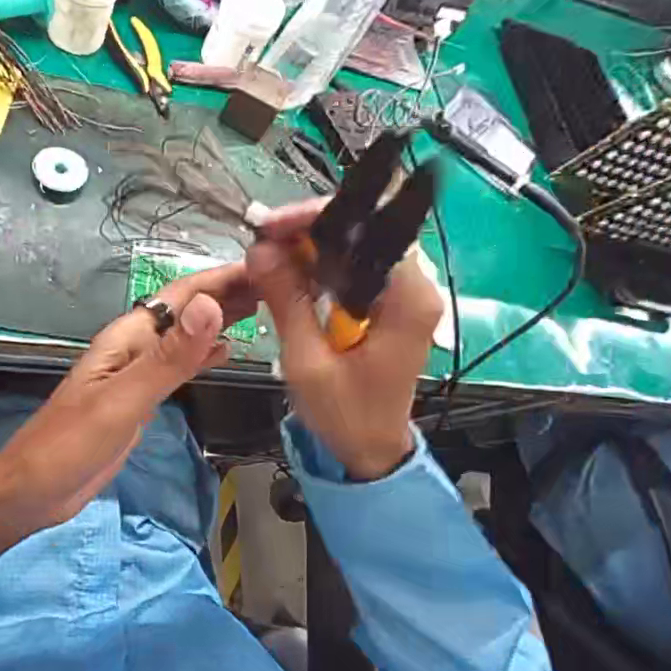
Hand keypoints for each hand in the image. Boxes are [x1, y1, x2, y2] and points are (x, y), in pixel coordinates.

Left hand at [0, 263, 256, 591]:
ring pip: (185, 336)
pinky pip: (179, 365)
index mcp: (126, 338)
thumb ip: (169, 358)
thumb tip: (212, 306)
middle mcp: (133, 347)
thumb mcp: (124, 400)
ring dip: (220, 319)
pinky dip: (204, 354)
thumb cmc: (71, 444)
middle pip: (186, 311)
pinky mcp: (140, 398)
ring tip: (266, 307)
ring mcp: (136, 373)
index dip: (222, 278)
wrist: (35, 489)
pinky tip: (228, 351)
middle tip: (282, 283)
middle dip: (228, 293)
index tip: (268, 264)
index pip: (181, 295)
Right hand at [248, 199, 440, 480]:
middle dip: (306, 230)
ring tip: (264, 254)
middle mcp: (412, 289)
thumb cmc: (346, 414)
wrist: (370, 452)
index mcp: (407, 299)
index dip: (317, 218)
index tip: (271, 227)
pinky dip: (313, 267)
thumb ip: (286, 301)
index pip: (368, 230)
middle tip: (259, 240)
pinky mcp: (381, 306)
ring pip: (351, 249)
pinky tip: (283, 272)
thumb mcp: (307, 360)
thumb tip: (259, 249)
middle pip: (360, 233)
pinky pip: (347, 270)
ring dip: (306, 247)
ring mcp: (398, 297)